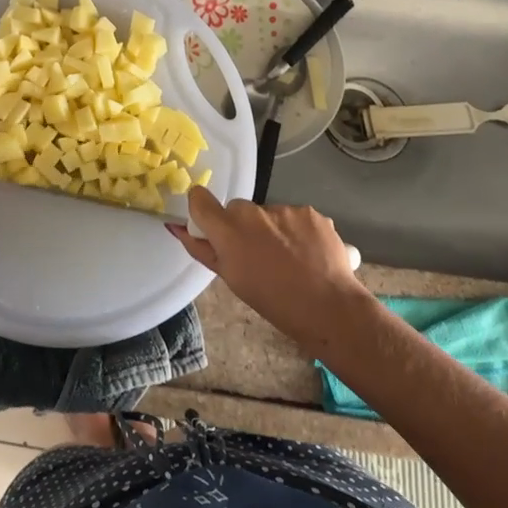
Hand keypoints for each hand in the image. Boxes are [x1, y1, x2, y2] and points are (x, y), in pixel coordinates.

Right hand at [168, 187, 367, 343]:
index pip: (200, 199)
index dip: (204, 210)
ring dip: (272, 230)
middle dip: (242, 226)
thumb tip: (178, 229)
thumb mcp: (231, 279)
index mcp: (227, 230)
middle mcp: (252, 212)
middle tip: (258, 255)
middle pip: (237, 209)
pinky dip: (297, 231)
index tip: (213, 226)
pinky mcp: (309, 211)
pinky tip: (308, 254)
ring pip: (268, 214)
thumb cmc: (273, 301)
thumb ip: (202, 250)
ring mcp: (283, 209)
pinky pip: (294, 217)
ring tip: (290, 259)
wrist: (329, 308)